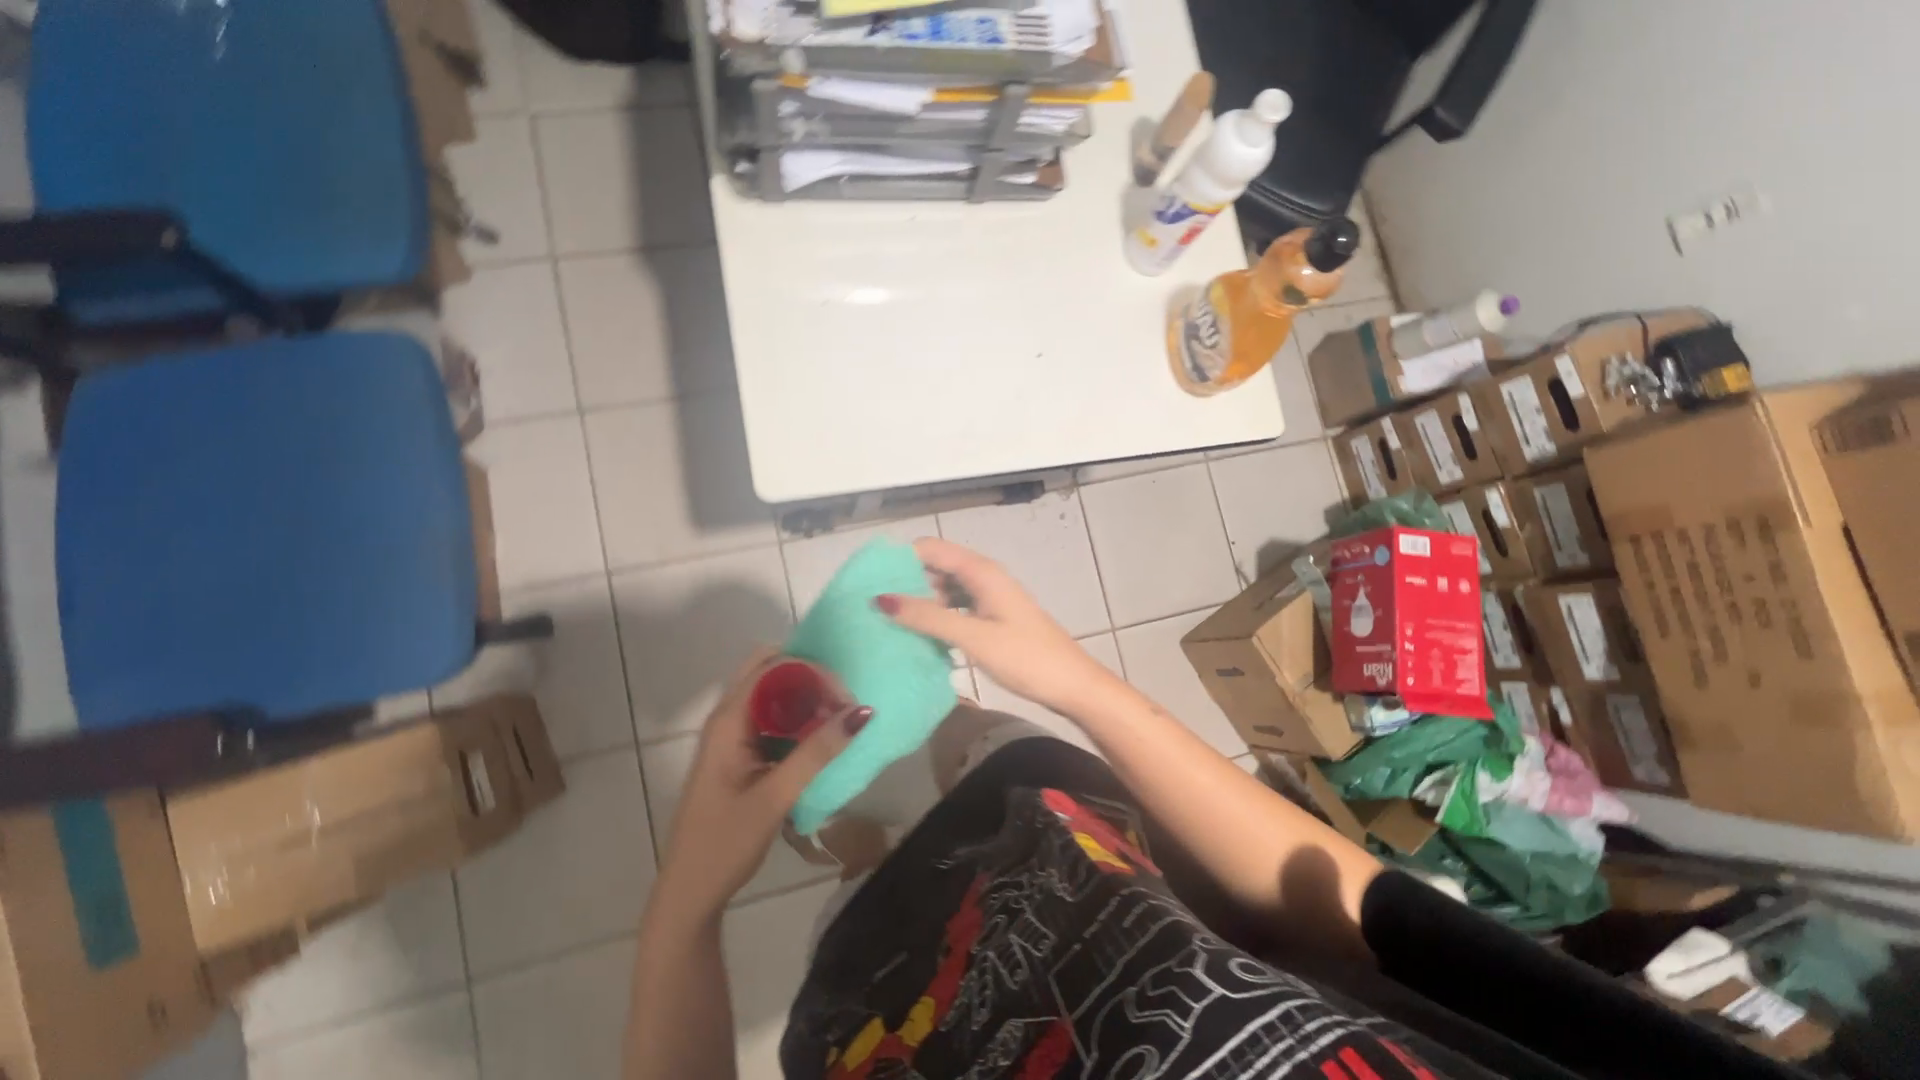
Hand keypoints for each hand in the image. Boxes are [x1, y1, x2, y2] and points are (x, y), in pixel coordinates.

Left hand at [654, 650, 870, 918]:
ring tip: (842, 720)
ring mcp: (732, 738)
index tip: (846, 699)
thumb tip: (860, 713)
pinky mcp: (740, 757)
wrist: (690, 892)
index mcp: (727, 721)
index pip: (772, 667)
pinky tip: (823, 742)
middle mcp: (727, 720)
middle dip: (811, 679)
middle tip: (846, 703)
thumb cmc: (725, 843)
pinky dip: (798, 724)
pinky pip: (772, 724)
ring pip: (773, 699)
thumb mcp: (775, 797)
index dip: (812, 671)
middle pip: (771, 674)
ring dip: (807, 702)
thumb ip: (816, 753)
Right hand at [877, 537, 1124, 716]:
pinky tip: (921, 637)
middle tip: (872, 607)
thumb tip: (881, 599)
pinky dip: (938, 617)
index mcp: (981, 572)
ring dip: (920, 602)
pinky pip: (956, 608)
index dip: (899, 559)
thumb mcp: (973, 638)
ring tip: (888, 623)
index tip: (868, 581)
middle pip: (935, 566)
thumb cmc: (1026, 658)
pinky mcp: (992, 618)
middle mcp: (984, 577)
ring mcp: (990, 598)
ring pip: (944, 589)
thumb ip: (928, 618)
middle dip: (905, 581)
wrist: (1073, 685)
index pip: (929, 548)